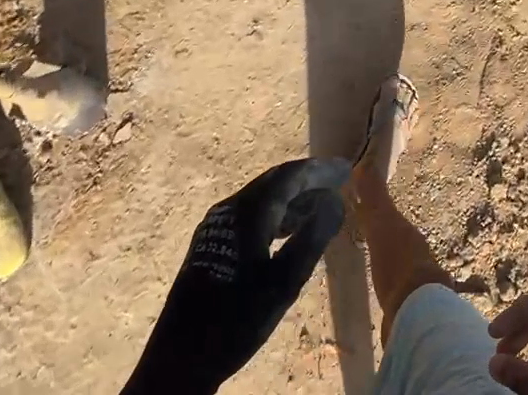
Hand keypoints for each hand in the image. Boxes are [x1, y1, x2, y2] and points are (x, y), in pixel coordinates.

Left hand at [125, 158, 349, 393]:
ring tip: (321, 206)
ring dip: (293, 198)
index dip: (320, 171)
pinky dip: (276, 214)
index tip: (346, 170)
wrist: (180, 358)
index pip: (289, 177)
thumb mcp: (284, 282)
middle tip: (338, 182)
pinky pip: (252, 215)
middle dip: (308, 180)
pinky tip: (290, 230)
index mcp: (248, 213)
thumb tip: (336, 202)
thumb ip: (312, 238)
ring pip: (262, 199)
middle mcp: (230, 210)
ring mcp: (218, 226)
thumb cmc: (237, 318)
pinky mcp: (212, 243)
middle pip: (274, 182)